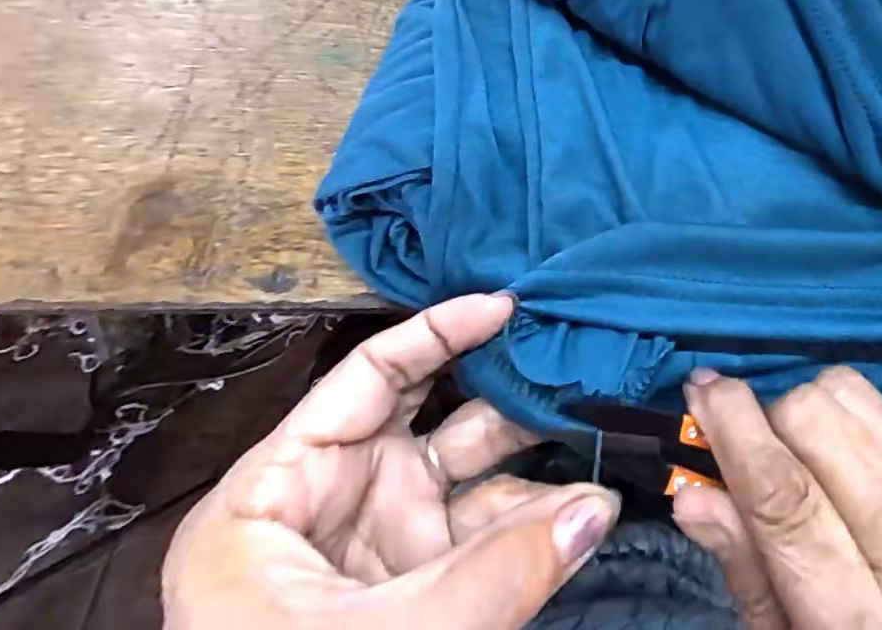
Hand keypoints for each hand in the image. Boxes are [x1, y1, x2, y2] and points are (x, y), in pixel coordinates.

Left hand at [161, 294, 620, 629]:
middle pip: (429, 408)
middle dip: (501, 382)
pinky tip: (588, 507)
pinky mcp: (423, 570)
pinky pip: (489, 520)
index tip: (507, 307)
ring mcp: (383, 532)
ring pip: (470, 463)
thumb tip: (602, 507)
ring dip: (534, 447)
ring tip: (597, 424)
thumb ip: (498, 575)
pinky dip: (537, 512)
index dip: (438, 331)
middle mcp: (335, 494)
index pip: (367, 375)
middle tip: (568, 354)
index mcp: (279, 491)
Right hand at [672, 366, 881, 629]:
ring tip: (812, 451)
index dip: (738, 437)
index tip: (702, 391)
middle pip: (817, 428)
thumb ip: (745, 568)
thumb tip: (692, 492)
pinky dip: (850, 412)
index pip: (790, 507)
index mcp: (863, 626)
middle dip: (770, 416)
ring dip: (810, 409)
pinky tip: (853, 451)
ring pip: (848, 398)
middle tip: (763, 444)